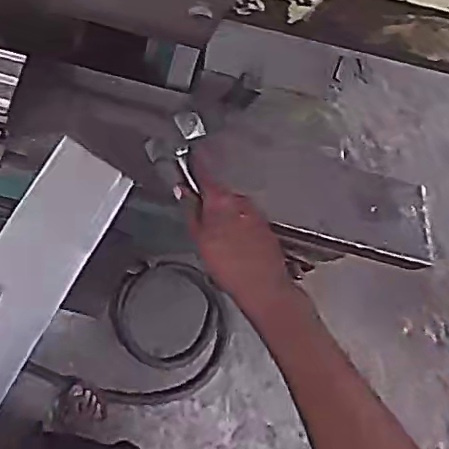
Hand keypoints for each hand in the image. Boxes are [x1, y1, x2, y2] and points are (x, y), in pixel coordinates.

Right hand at [185, 158, 298, 312]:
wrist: (263, 287)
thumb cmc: (231, 267)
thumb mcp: (199, 239)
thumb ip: (190, 211)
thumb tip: (183, 192)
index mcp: (221, 201)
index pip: (204, 175)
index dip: (195, 167)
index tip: (190, 162)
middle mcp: (241, 202)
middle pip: (220, 193)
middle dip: (210, 201)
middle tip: (200, 220)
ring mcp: (255, 214)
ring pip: (233, 207)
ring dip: (225, 216)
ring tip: (219, 240)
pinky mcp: (265, 227)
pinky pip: (245, 220)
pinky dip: (238, 227)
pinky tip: (235, 246)